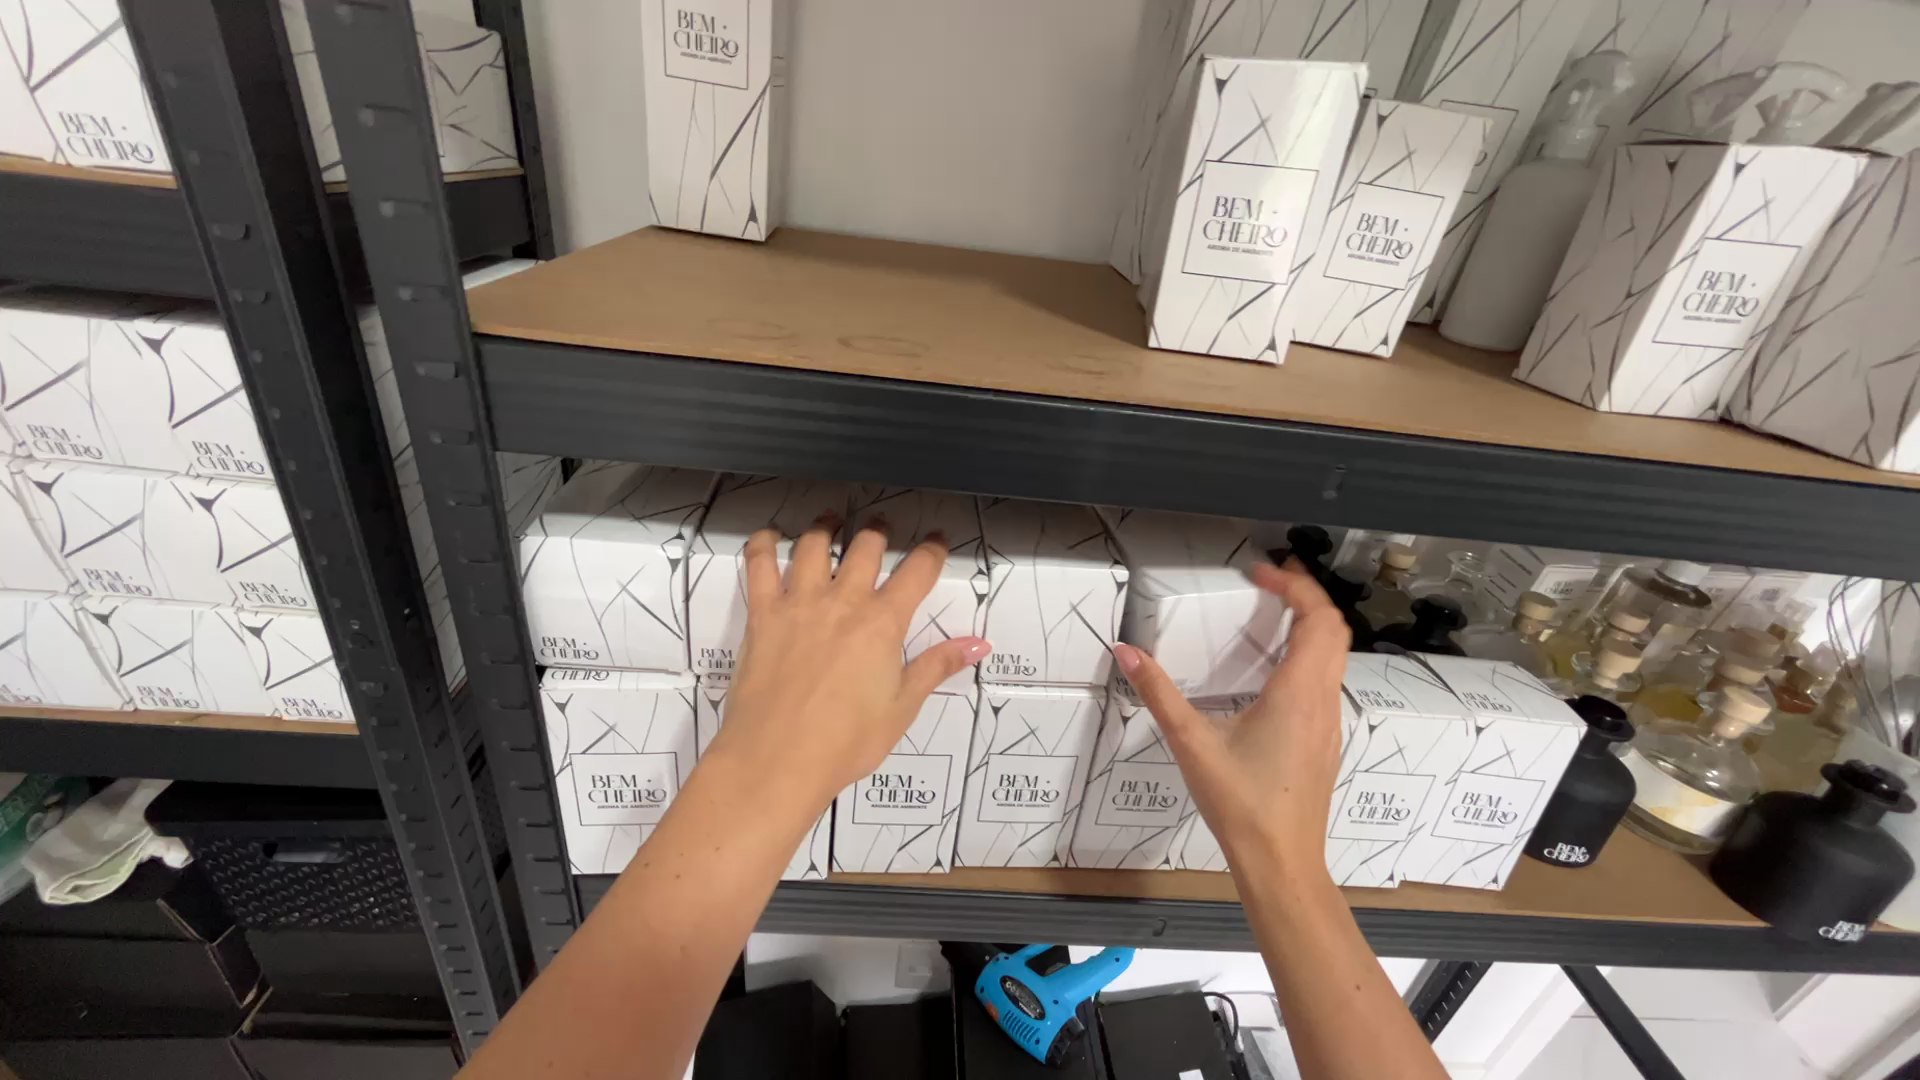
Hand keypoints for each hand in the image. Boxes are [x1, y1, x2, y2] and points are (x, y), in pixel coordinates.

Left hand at [708, 513, 990, 818]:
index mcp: (883, 622)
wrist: (777, 760)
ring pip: (815, 544)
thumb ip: (937, 666)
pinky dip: (764, 543)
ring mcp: (799, 603)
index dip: (933, 550)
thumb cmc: (845, 742)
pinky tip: (769, 537)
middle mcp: (843, 602)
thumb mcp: (902, 707)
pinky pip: (760, 565)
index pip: (918, 570)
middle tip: (882, 529)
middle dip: (880, 531)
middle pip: (867, 545)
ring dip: (826, 527)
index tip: (938, 541)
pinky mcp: (762, 615)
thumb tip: (978, 645)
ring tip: (831, 522)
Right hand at [1114, 560, 1349, 874]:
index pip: (1316, 620)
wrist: (1281, 863)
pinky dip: (1309, 656)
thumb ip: (1158, 693)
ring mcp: (1328, 724)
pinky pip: (1326, 682)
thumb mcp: (1191, 742)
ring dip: (1311, 626)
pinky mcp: (1323, 742)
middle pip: (1334, 631)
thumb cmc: (1241, 803)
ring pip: (1335, 658)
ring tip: (1275, 612)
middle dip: (1307, 596)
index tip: (1262, 572)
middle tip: (1274, 578)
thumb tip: (1126, 652)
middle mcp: (1322, 702)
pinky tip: (1274, 671)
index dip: (1295, 586)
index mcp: (1298, 693)